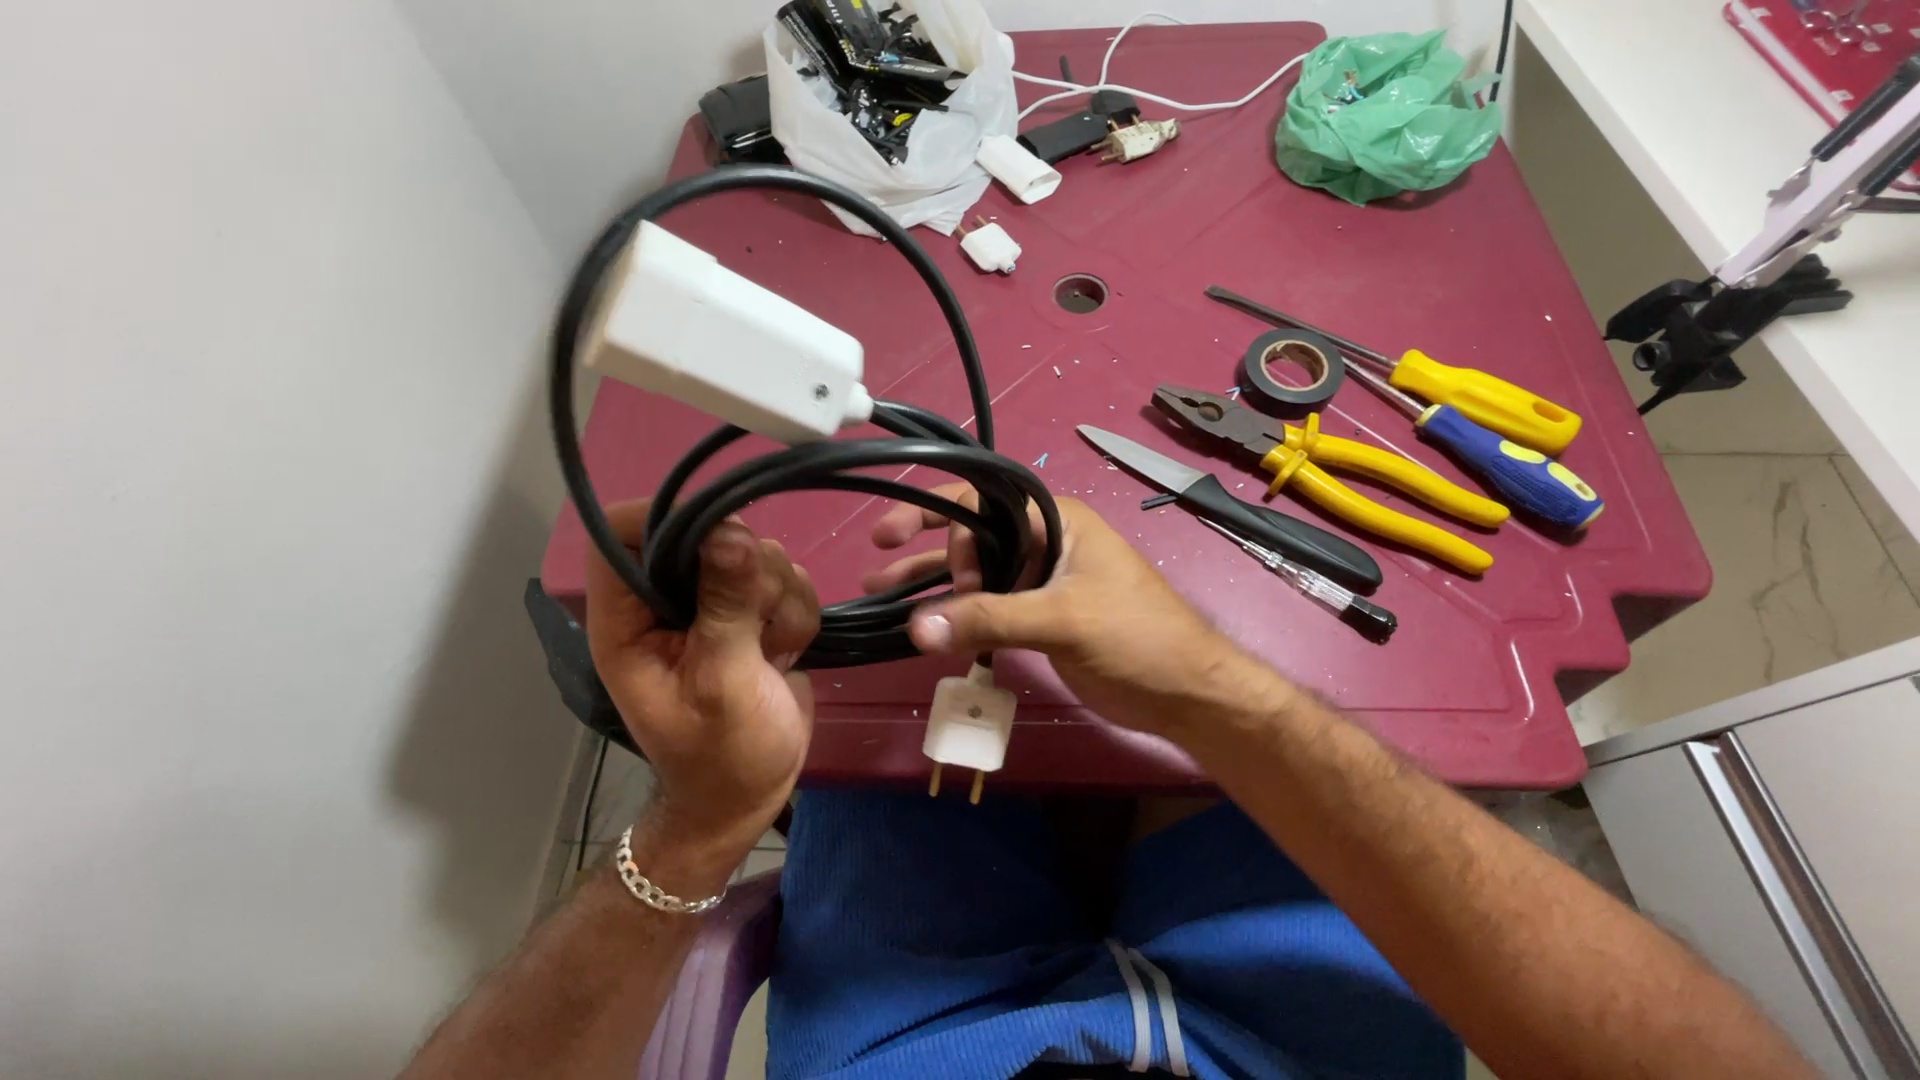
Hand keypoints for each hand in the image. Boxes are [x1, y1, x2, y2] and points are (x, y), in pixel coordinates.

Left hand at [585, 501, 820, 857]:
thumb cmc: (722, 755)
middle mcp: (667, 601)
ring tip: (769, 654)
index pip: (622, 534)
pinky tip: (784, 653)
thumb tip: (729, 531)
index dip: (665, 516)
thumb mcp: (722, 683)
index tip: (724, 532)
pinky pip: (788, 579)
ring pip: (759, 555)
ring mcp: (715, 604)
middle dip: (750, 575)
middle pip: (709, 534)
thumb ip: (725, 607)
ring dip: (780, 602)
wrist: (752, 793)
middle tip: (755, 625)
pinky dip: (797, 614)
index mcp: (628, 619)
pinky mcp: (755, 612)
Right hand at [864, 485, 1277, 737]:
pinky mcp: (1039, 618)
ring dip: (932, 582)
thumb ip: (989, 619)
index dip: (938, 516)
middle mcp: (1044, 542)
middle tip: (886, 570)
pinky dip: (957, 615)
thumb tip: (916, 628)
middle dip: (929, 551)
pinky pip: (987, 608)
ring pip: (976, 573)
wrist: (1185, 693)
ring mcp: (1041, 581)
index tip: (906, 547)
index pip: (984, 501)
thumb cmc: (1138, 638)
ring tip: (878, 589)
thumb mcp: (1063, 619)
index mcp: (1056, 520)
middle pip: (973, 534)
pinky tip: (923, 624)